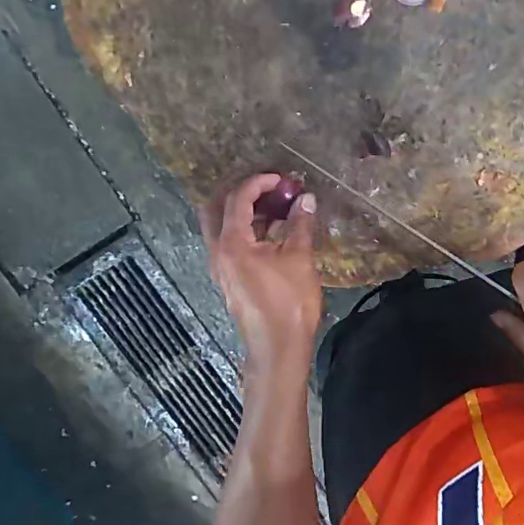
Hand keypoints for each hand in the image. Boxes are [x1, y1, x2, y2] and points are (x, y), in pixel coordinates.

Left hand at [201, 174, 322, 374]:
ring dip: (244, 211)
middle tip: (270, 187)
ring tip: (276, 206)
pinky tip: (273, 231)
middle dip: (242, 191)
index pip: (238, 199)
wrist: (278, 345)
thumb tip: (306, 199)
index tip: (283, 179)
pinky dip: (247, 228)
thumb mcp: (300, 258)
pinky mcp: (229, 277)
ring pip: (221, 225)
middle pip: (217, 207)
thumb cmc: (290, 301)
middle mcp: (217, 251)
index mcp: (231, 243)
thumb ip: (301, 224)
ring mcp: (220, 265)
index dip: (260, 182)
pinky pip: (230, 241)